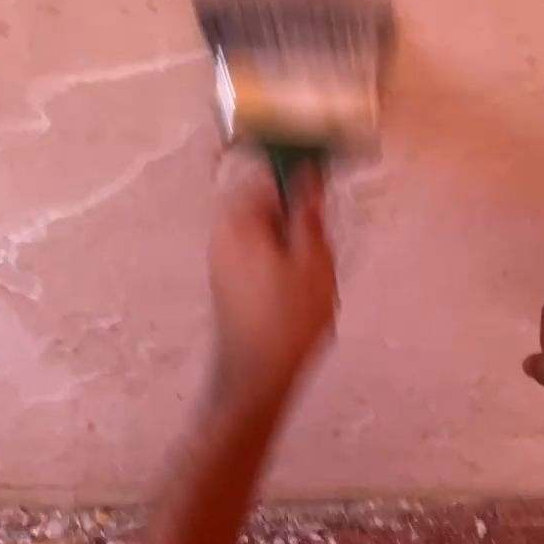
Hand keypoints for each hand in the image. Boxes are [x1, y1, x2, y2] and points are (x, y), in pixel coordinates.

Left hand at [208, 161, 336, 393]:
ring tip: (313, 274)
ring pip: (266, 230)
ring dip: (293, 241)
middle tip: (320, 242)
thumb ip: (308, 213)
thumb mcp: (313, 260)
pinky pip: (259, 252)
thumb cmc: (288, 320)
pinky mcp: (226, 280)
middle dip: (297, 215)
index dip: (298, 168)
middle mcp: (222, 232)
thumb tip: (307, 173)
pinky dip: (282, 260)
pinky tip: (299, 290)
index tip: (323, 176)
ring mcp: (221, 257)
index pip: (267, 170)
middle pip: (266, 202)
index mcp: (239, 219)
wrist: (254, 376)